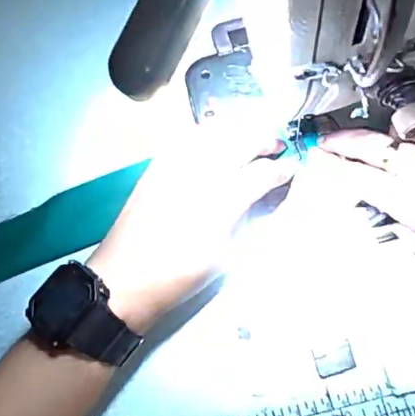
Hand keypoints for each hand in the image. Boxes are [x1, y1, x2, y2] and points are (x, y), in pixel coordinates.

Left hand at [86, 132, 295, 331]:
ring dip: (237, 133)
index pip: (262, 173)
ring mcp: (174, 166)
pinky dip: (208, 137)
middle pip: (240, 140)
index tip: (292, 168)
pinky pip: (187, 139)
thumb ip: (248, 219)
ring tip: (248, 144)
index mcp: (221, 202)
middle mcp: (198, 175)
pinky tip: (215, 147)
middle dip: (264, 141)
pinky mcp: (155, 167)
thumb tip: (266, 196)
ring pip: (214, 132)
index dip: (282, 169)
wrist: (122, 282)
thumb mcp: (225, 255)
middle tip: (276, 148)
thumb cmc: (178, 277)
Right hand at [307, 125, 414, 328]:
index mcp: (412, 198)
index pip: (357, 174)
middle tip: (333, 139)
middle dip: (348, 139)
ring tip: (410, 155)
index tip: (315, 155)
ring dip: (404, 138)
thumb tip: (383, 201)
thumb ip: (399, 219)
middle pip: (377, 139)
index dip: (331, 164)